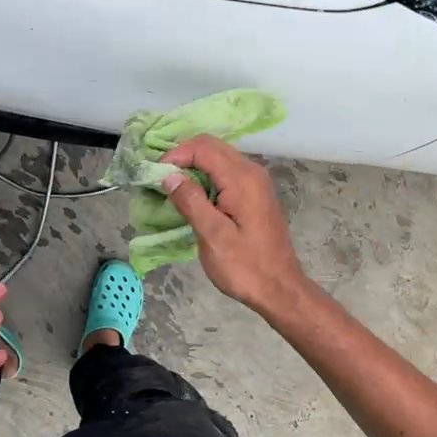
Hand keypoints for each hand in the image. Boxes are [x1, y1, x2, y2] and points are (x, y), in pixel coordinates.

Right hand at [160, 135, 313, 313]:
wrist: (280, 289)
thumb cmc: (246, 267)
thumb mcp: (213, 237)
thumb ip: (191, 202)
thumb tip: (170, 176)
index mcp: (242, 179)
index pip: (203, 148)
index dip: (176, 155)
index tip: (156, 174)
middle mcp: (252, 172)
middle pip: (212, 146)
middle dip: (182, 156)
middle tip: (160, 176)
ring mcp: (256, 182)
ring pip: (219, 157)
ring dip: (193, 164)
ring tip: (172, 185)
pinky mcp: (255, 193)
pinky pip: (226, 171)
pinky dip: (206, 175)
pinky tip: (193, 194)